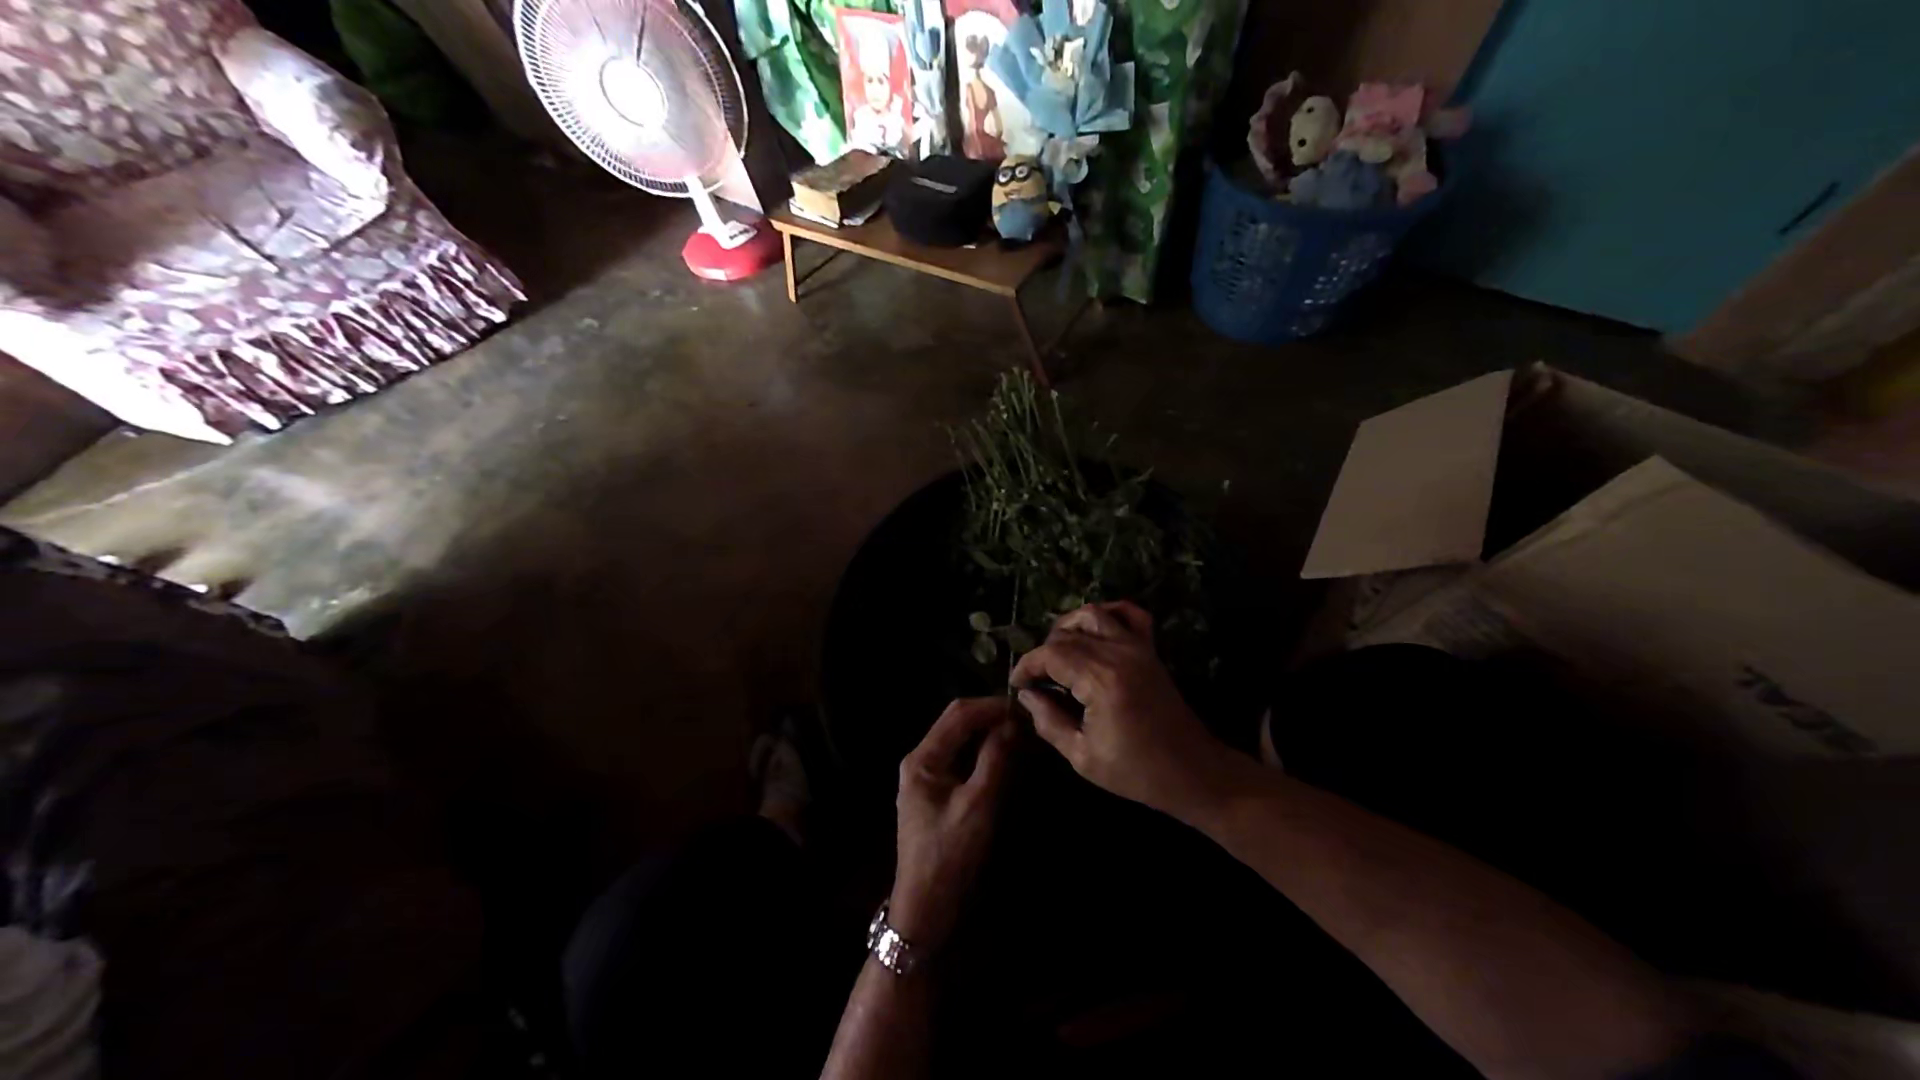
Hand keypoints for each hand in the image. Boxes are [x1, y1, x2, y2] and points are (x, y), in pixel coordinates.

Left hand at [890, 697, 1017, 950]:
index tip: (1025, 707)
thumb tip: (1013, 724)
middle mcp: (921, 760)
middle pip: (958, 724)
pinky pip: (962, 761)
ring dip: (989, 735)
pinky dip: (984, 755)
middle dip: (991, 718)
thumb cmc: (950, 855)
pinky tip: (1006, 760)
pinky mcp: (937, 794)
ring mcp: (927, 778)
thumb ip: (995, 759)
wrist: (925, 908)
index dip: (992, 706)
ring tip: (1022, 737)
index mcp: (922, 758)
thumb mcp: (978, 805)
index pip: (959, 714)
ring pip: (961, 742)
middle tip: (1027, 721)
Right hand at [1011, 601, 1243, 819]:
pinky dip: (1108, 613)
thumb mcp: (1081, 756)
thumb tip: (1027, 695)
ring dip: (1068, 628)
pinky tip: (1093, 632)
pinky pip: (1130, 614)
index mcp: (1101, 681)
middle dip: (1043, 653)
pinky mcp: (1150, 651)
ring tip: (1057, 655)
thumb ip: (1049, 721)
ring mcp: (1138, 648)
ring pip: (1092, 614)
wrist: (1191, 771)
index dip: (1027, 666)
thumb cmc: (1135, 772)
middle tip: (1035, 680)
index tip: (1017, 685)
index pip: (1051, 655)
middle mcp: (1119, 654)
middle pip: (1067, 635)